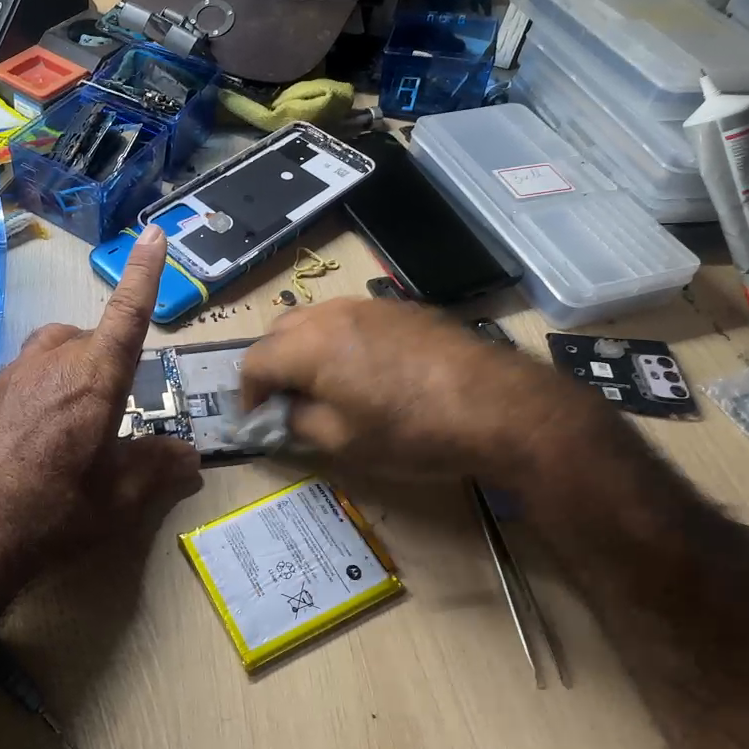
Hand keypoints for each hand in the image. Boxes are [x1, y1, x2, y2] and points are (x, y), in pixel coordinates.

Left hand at [0, 225, 201, 576]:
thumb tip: (189, 455)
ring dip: (71, 379)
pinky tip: (31, 447)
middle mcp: (52, 361)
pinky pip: (24, 380)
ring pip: (54, 357)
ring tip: (70, 436)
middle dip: (107, 365)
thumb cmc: (51, 510)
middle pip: (90, 341)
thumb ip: (158, 469)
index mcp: (94, 377)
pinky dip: (39, 397)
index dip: (144, 273)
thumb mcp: (118, 498)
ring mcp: (12, 374)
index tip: (152, 234)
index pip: (129, 313)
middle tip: (112, 419)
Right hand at [239, 298, 612, 483]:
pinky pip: (353, 320)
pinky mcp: (404, 309)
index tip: (259, 421)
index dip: (248, 394)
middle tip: (287, 403)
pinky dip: (342, 342)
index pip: (255, 361)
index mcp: (310, 345)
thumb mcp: (344, 442)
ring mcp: (370, 306)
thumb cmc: (413, 431)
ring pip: (317, 320)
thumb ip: (298, 424)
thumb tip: (281, 415)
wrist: (500, 406)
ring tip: (326, 387)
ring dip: (306, 350)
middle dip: (274, 366)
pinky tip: (369, 373)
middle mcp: (332, 314)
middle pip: (280, 332)